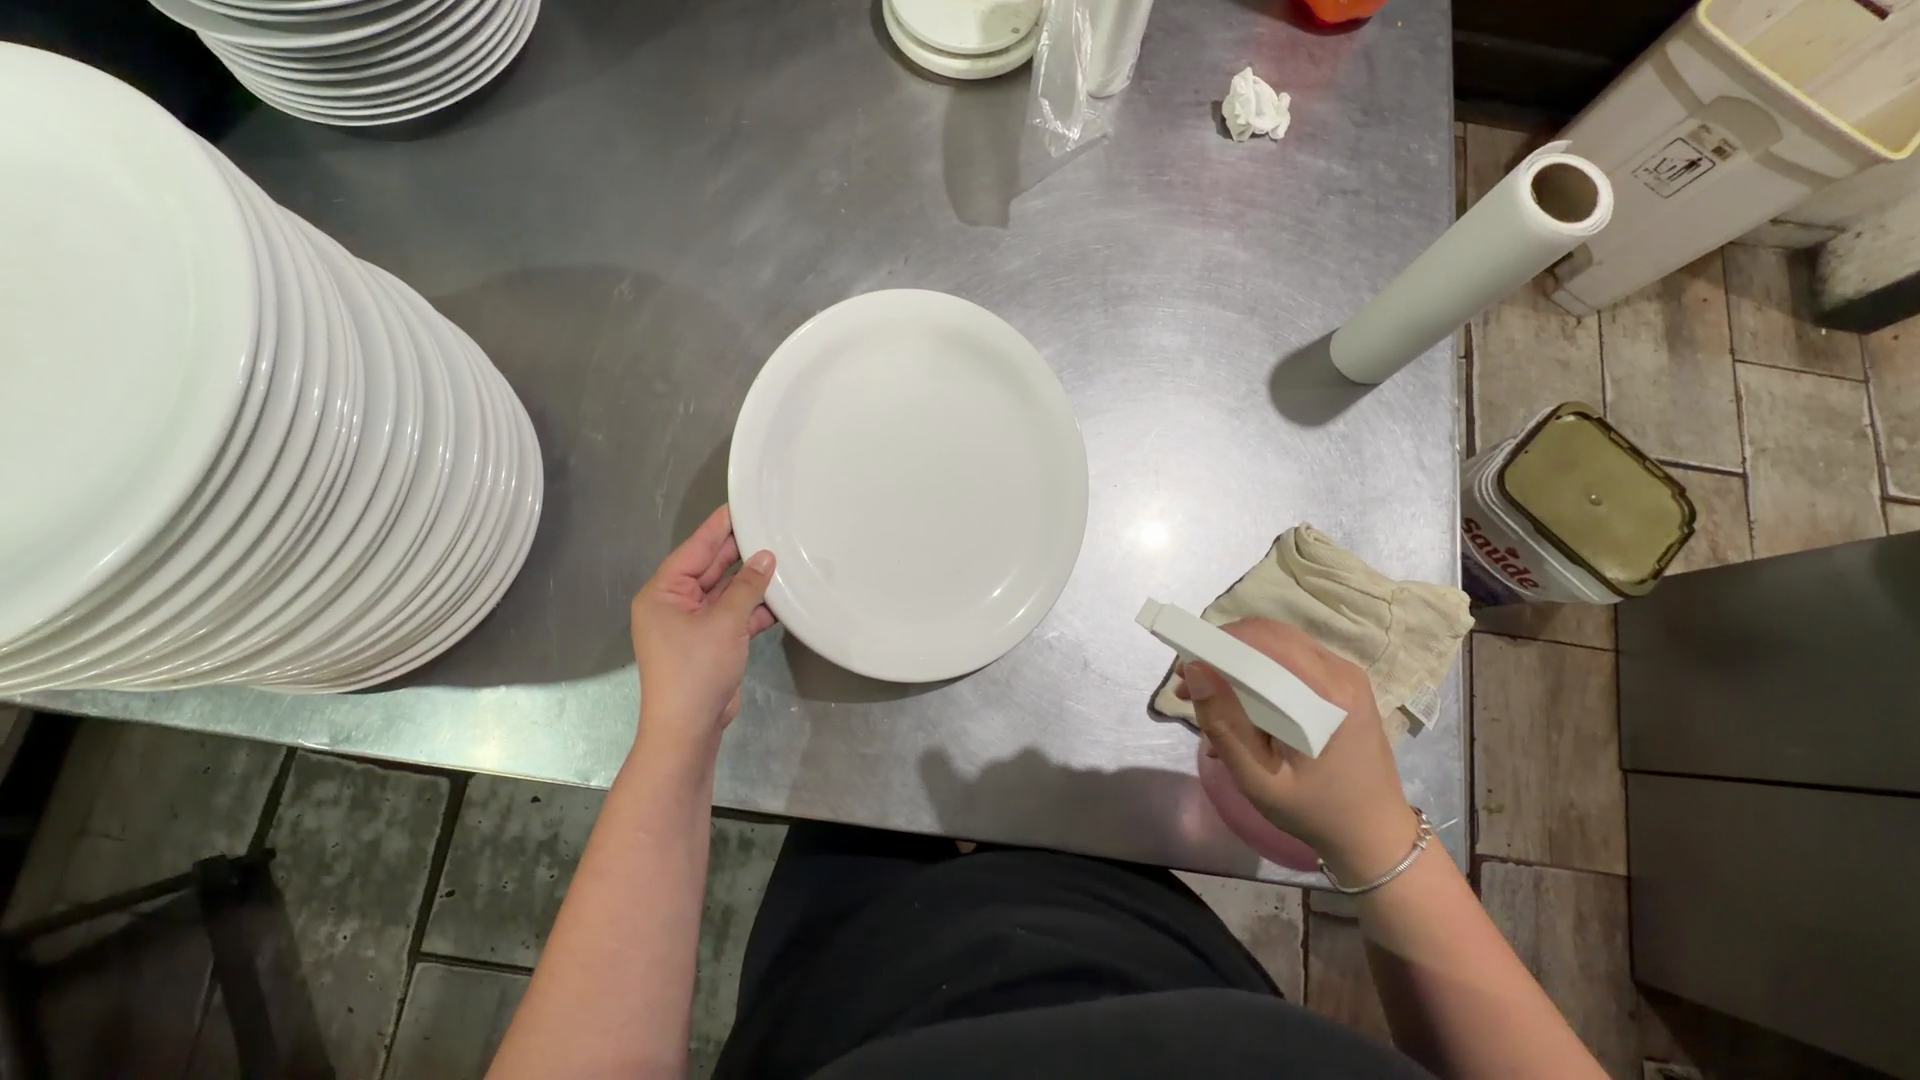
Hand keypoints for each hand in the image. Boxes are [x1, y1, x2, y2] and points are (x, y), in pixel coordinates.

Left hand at [630, 505, 776, 744]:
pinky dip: (756, 609)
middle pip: (711, 569)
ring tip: (784, 556)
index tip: (741, 505)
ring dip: (752, 582)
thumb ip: (747, 587)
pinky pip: (735, 616)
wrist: (689, 727)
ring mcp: (694, 625)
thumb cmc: (696, 669)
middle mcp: (676, 604)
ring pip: (727, 593)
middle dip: (740, 553)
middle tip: (770, 526)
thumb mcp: (724, 622)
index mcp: (663, 592)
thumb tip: (766, 557)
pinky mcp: (713, 643)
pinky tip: (782, 597)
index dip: (719, 528)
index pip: (694, 549)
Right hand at [1180, 618, 1418, 883]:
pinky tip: (1239, 712)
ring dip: (1237, 666)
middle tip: (1189, 688)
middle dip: (1221, 654)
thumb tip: (1195, 671)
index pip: (1263, 639)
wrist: (1374, 835)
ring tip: (1207, 702)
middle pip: (1269, 637)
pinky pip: (1290, 665)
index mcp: (1327, 692)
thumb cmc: (1315, 811)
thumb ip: (1225, 724)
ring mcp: (1345, 677)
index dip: (1216, 644)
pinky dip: (1257, 678)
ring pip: (1277, 648)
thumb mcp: (1258, 779)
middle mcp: (1340, 672)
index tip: (1184, 672)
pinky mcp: (1342, 686)